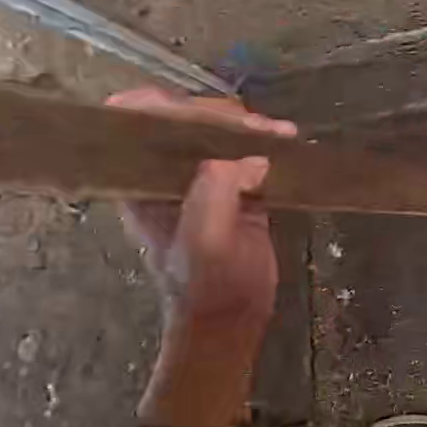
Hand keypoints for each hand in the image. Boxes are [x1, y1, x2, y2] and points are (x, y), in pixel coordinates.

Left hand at [106, 88, 296, 426]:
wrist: (232, 319)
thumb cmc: (207, 286)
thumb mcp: (206, 240)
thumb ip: (217, 191)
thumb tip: (253, 155)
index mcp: (141, 180)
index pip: (138, 119)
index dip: (168, 107)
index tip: (210, 116)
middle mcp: (168, 172)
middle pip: (184, 118)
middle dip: (220, 116)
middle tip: (258, 129)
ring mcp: (203, 178)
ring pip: (219, 132)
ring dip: (248, 127)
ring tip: (279, 133)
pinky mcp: (237, 187)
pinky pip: (247, 152)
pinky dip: (267, 144)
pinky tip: (287, 141)